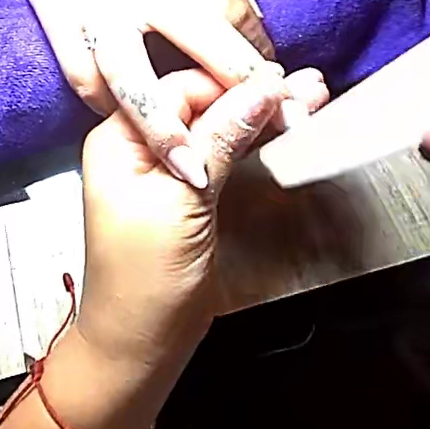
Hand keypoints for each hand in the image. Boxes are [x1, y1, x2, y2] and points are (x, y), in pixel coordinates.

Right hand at [0, 0, 275, 187]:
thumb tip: (252, 29)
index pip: (239, 18)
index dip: (263, 62)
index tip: (279, 92)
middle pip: (204, 47)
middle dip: (244, 95)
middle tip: (271, 133)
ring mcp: (96, 10)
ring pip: (132, 80)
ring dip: (164, 128)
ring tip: (191, 168)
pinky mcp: (60, 27)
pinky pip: (85, 79)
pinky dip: (107, 108)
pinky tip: (128, 125)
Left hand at [73, 67, 328, 373]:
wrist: (140, 344)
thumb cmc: (144, 281)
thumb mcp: (181, 204)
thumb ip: (218, 142)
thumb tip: (259, 90)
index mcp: (119, 137)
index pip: (178, 89)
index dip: (229, 83)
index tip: (279, 85)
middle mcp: (138, 143)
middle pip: (200, 103)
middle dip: (252, 94)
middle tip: (305, 90)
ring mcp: (163, 165)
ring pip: (216, 125)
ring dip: (261, 111)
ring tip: (310, 96)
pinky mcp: (187, 187)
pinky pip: (221, 151)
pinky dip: (254, 137)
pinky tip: (284, 122)